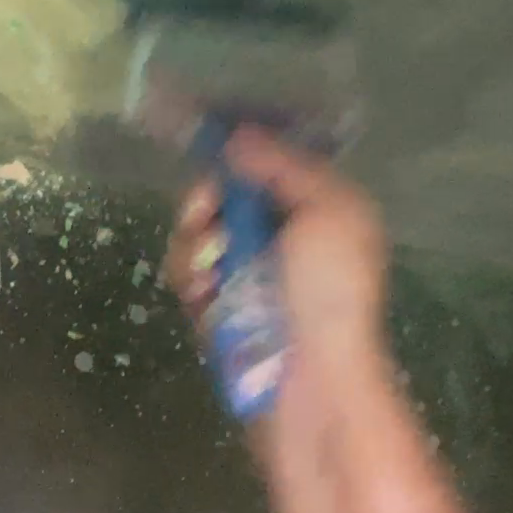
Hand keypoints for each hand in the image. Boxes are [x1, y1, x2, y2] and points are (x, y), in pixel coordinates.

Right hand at [165, 128, 390, 464]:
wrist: (308, 378)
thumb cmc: (329, 291)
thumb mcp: (328, 213)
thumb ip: (283, 168)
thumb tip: (238, 135)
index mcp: (312, 206)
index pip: (260, 163)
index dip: (229, 153)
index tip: (198, 145)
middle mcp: (275, 234)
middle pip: (216, 197)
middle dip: (202, 205)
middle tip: (204, 218)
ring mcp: (241, 271)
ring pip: (192, 236)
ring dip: (192, 249)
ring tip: (208, 274)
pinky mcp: (213, 305)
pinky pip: (184, 276)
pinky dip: (188, 281)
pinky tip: (202, 296)